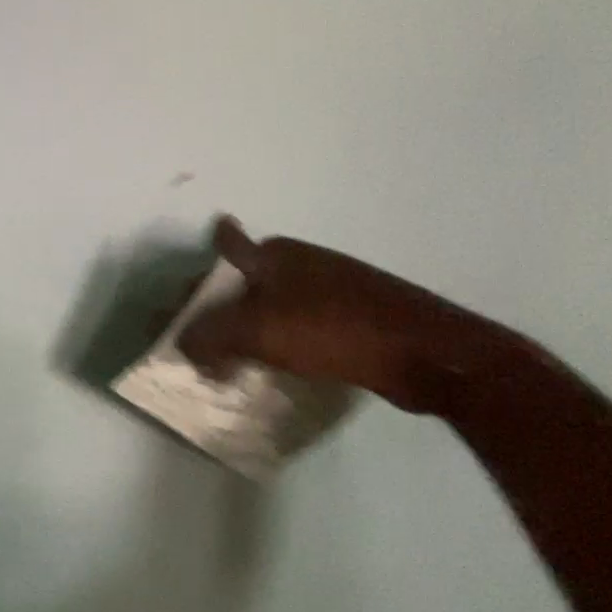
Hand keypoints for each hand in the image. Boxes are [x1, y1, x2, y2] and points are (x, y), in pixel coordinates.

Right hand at [175, 216, 498, 413]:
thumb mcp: (253, 332)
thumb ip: (206, 337)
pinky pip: (299, 326)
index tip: (185, 281)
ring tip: (228, 358)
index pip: (225, 246)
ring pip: (271, 305)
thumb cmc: (331, 329)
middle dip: (217, 303)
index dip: (203, 262)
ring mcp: (333, 288)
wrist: (428, 354)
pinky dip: (279, 342)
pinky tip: (273, 365)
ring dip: (247, 328)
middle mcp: (302, 262)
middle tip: (196, 332)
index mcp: (275, 253)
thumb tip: (183, 347)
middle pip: (242, 280)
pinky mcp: (356, 318)